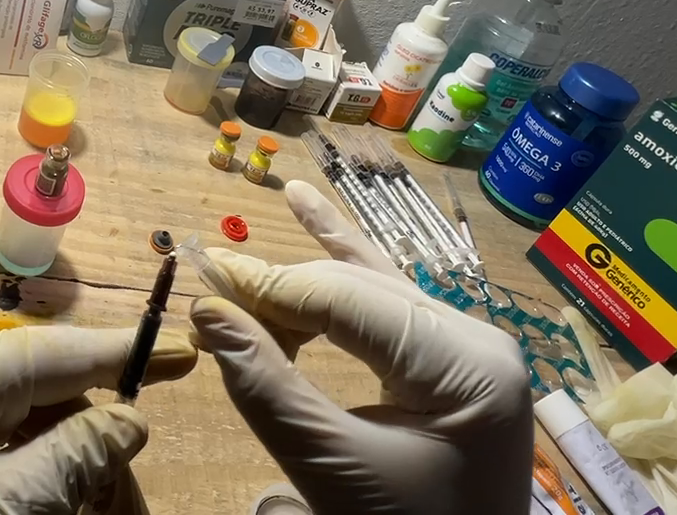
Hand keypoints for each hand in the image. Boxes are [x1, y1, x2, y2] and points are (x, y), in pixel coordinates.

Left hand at [0, 324, 196, 514]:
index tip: (185, 346)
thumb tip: (129, 420)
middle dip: (96, 435)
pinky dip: (31, 470)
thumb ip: (67, 461)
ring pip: (29, 418)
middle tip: (127, 493)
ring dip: (65, 461)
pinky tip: (50, 496)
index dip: (128, 352)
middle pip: (51, 389)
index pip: (65, 350)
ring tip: (93, 502)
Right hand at [190, 179, 533, 514]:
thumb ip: (267, 385)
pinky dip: (337, 257)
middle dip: (279, 291)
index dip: (267, 287)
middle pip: (353, 288)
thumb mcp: (333, 471)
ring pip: (361, 287)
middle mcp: (473, 337)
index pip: (344, 300)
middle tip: (212, 294)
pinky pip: (380, 298)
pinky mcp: (447, 355)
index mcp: (464, 364)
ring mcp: (465, 342)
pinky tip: (305, 205)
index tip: (203, 281)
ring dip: (297, 285)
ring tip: (237, 274)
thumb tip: (205, 309)